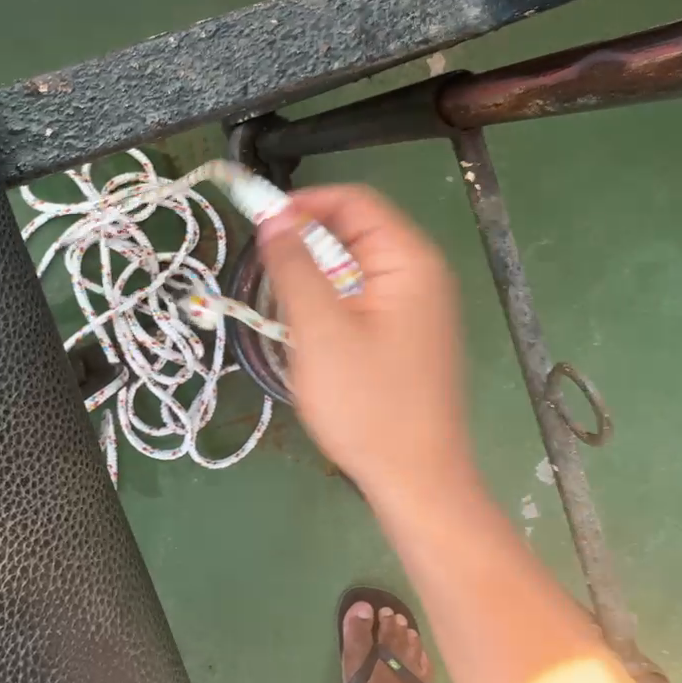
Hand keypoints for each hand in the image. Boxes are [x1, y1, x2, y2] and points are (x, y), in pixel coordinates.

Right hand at [257, 185, 471, 502]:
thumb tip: (274, 216)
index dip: (304, 204)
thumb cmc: (368, 404)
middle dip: (307, 244)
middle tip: (268, 275)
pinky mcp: (406, 333)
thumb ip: (294, 265)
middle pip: (355, 232)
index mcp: (409, 261)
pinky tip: (311, 334)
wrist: (416, 480)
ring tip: (287, 311)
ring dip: (315, 277)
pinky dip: (330, 302)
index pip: (355, 202)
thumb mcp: (319, 329)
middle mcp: (420, 274)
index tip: (260, 225)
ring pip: (353, 267)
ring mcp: (416, 306)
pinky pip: (361, 297)